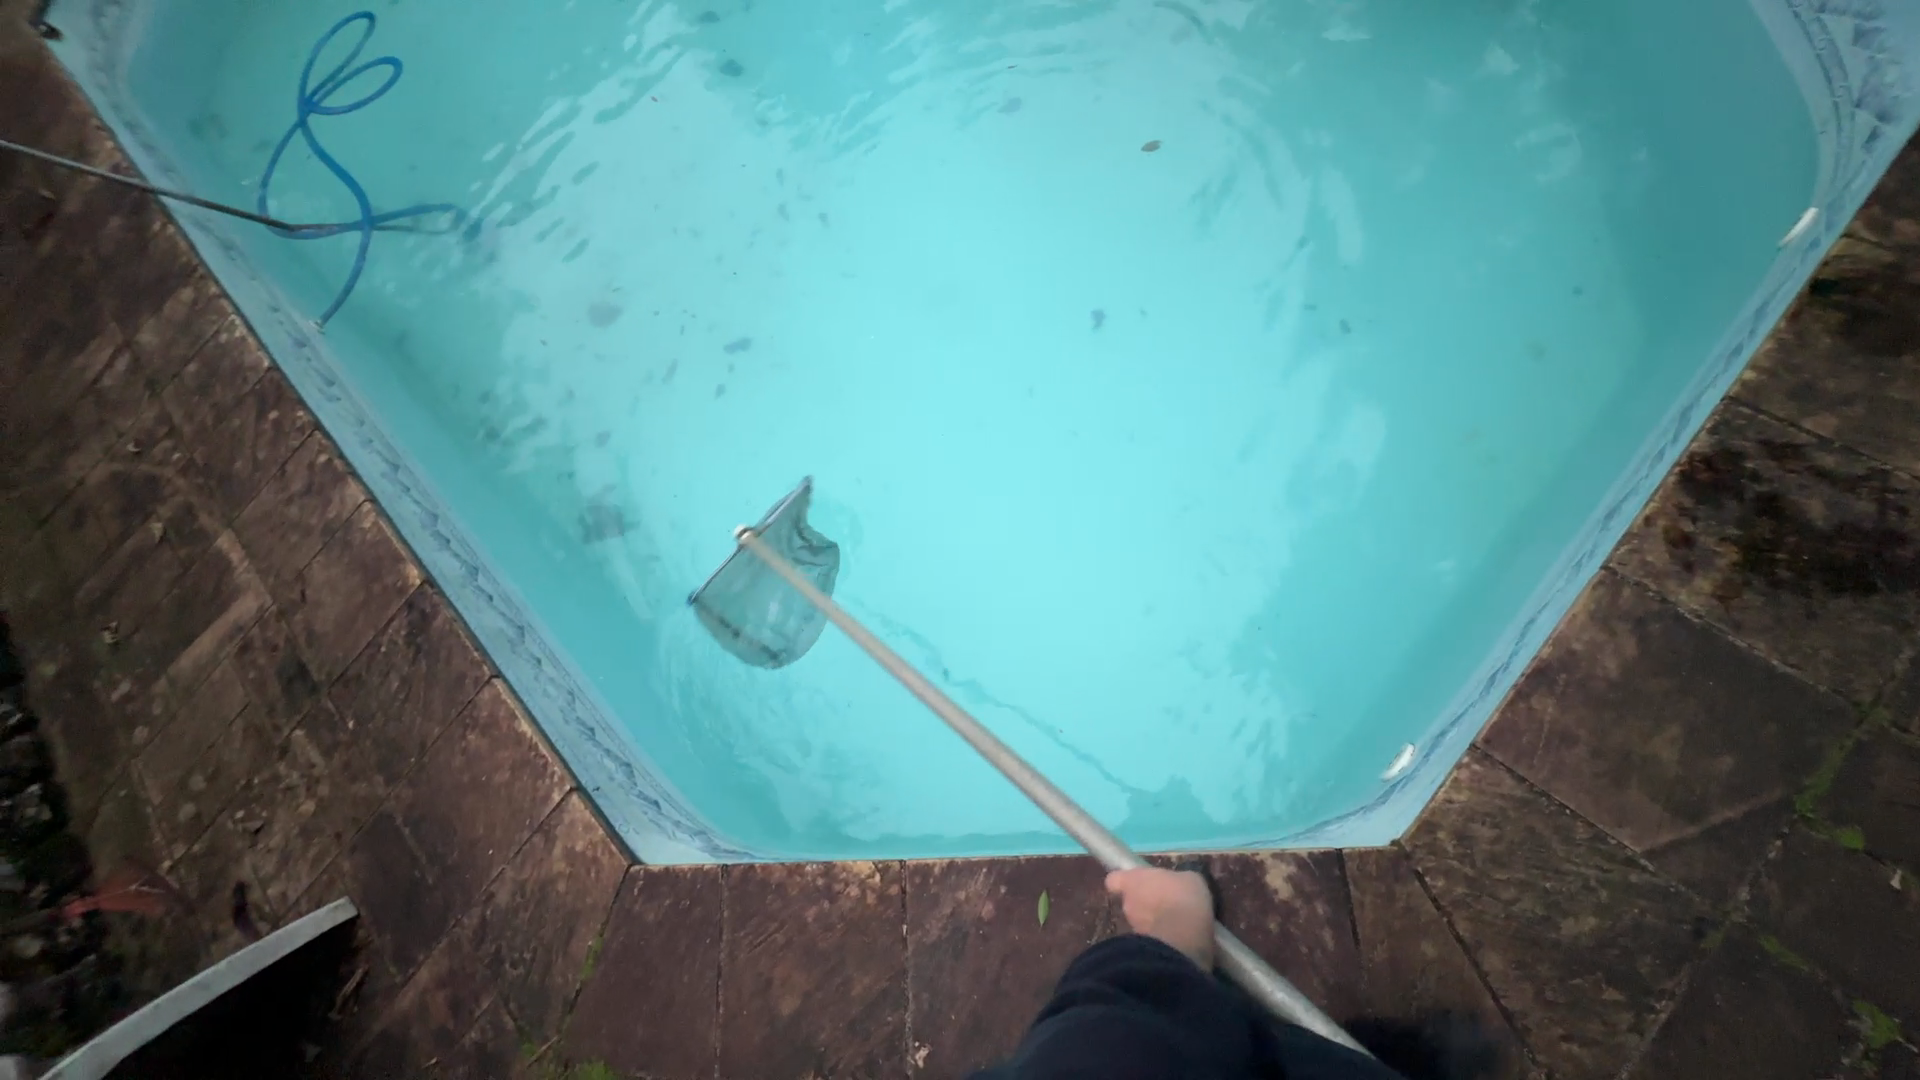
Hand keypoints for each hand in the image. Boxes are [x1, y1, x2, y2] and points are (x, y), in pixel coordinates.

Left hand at [1105, 867, 1215, 969]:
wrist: (1185, 938)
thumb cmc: (1184, 897)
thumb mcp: (1189, 880)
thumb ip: (1177, 880)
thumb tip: (1179, 883)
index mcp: (1132, 880)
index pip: (1114, 880)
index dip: (1124, 881)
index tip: (1136, 883)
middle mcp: (1128, 904)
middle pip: (1131, 902)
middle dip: (1146, 904)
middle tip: (1167, 905)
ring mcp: (1134, 928)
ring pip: (1141, 923)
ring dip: (1155, 924)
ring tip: (1177, 926)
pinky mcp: (1145, 949)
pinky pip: (1153, 942)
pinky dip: (1163, 941)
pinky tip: (1181, 941)